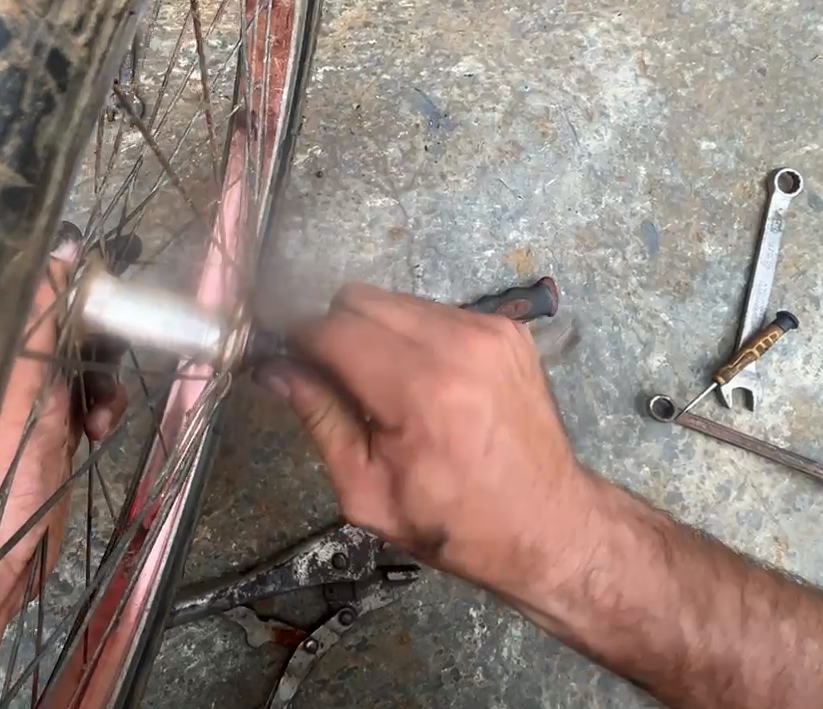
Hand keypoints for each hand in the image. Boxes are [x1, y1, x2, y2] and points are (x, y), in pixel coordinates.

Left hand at [0, 233, 126, 705]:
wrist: (2, 560)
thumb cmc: (2, 470)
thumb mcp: (26, 387)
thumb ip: (42, 319)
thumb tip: (64, 250)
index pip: (37, 298)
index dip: (73, 285)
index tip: (108, 278)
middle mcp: (13, 370)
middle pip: (65, 327)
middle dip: (98, 339)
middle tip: (116, 349)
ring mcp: (36, 401)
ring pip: (85, 363)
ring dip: (105, 381)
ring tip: (103, 414)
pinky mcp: (58, 429)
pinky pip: (91, 398)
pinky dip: (105, 407)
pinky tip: (103, 427)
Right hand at [258, 284, 593, 595]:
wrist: (551, 525)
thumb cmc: (452, 524)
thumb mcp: (366, 491)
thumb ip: (319, 417)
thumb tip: (271, 367)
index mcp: (417, 390)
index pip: (331, 328)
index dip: (299, 342)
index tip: (290, 363)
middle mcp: (455, 342)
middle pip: (357, 298)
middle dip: (333, 329)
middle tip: (335, 375)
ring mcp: (486, 327)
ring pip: (393, 298)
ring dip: (372, 329)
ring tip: (384, 380)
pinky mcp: (506, 325)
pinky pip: (431, 309)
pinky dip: (412, 333)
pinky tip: (425, 376)